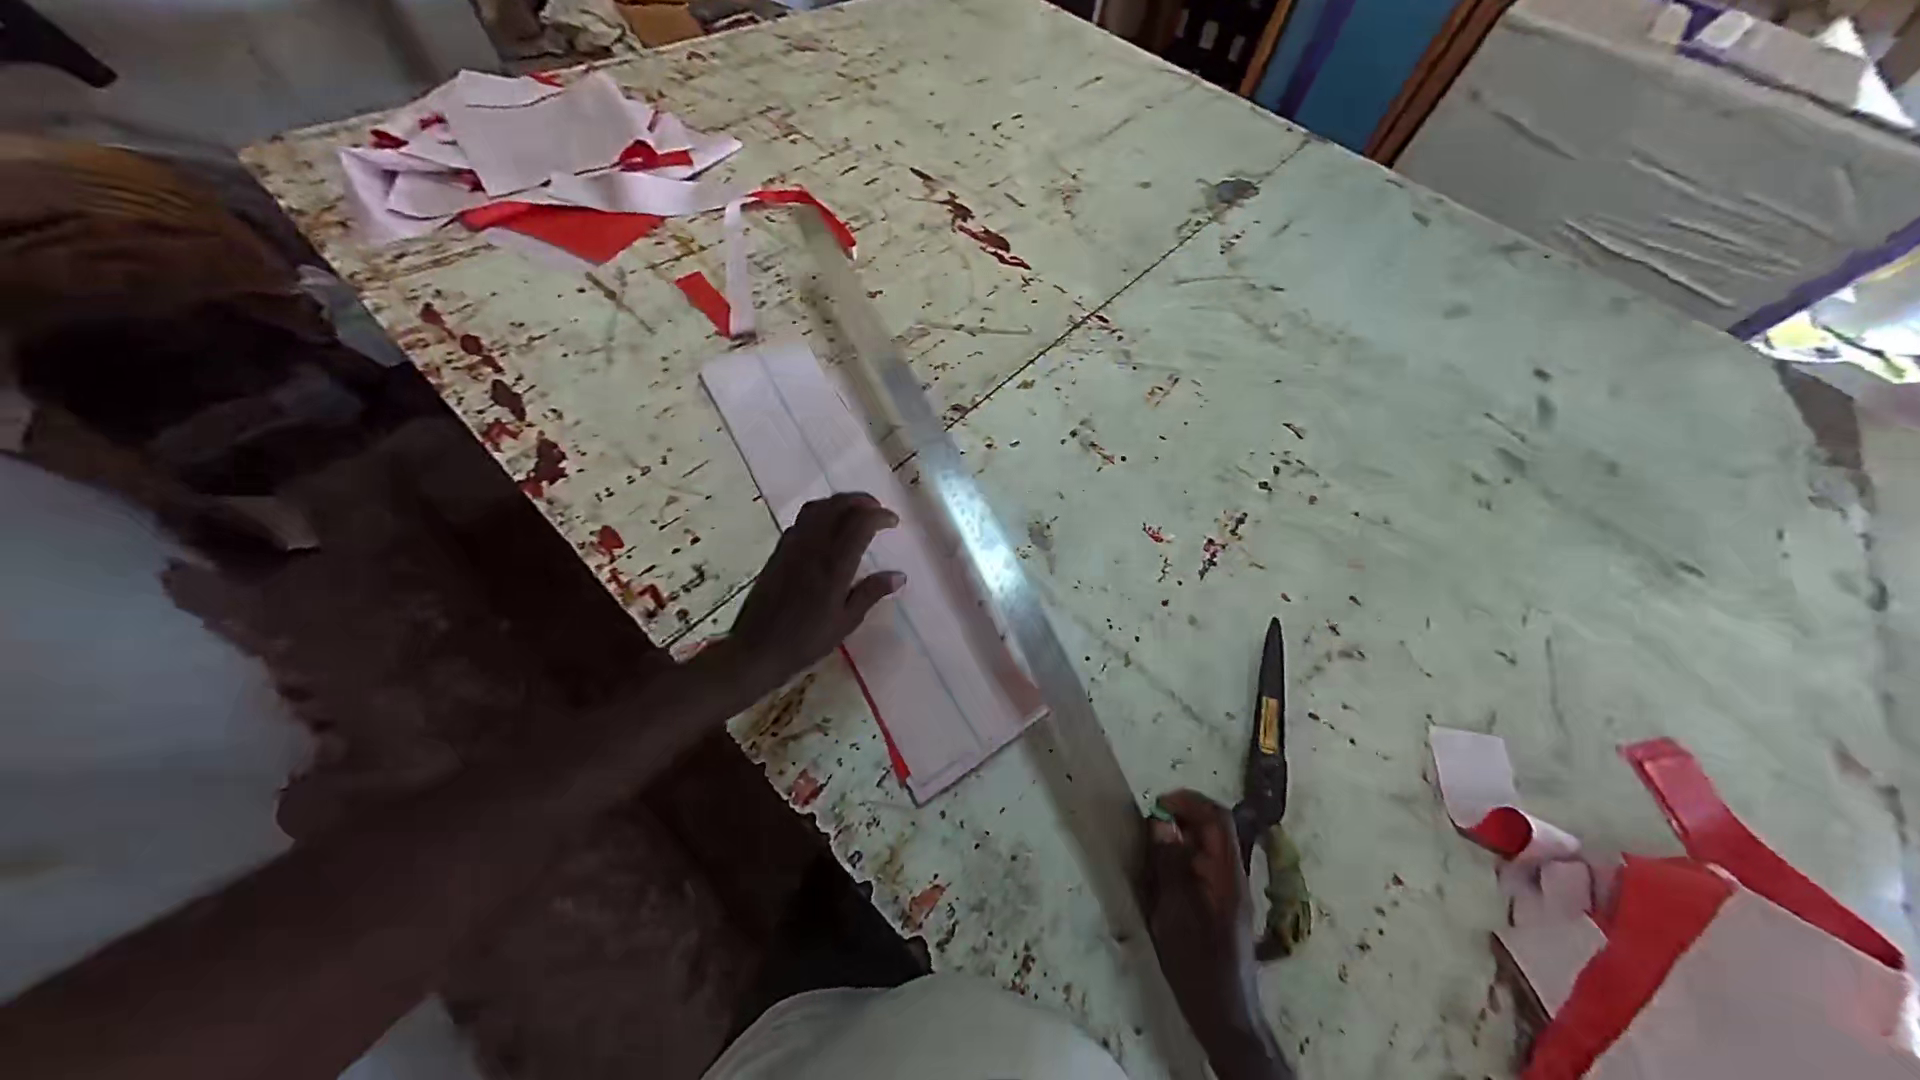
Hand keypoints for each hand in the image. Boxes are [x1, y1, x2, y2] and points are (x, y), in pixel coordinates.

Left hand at [726, 492, 904, 690]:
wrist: (757, 649)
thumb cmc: (807, 640)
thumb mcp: (846, 621)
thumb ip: (871, 593)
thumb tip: (899, 575)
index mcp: (834, 564)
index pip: (860, 523)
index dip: (880, 515)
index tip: (894, 522)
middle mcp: (813, 547)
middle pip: (838, 505)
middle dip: (861, 501)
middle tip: (877, 509)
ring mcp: (792, 546)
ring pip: (817, 508)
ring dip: (839, 503)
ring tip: (854, 512)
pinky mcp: (778, 552)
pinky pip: (801, 521)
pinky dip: (820, 514)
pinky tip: (826, 529)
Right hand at [1145, 791, 1288, 1079]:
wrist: (1226, 1020)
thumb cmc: (1198, 969)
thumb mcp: (1174, 915)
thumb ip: (1169, 866)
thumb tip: (1160, 822)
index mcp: (1227, 876)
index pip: (1218, 819)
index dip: (1189, 802)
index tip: (1157, 803)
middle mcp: (1233, 877)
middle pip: (1213, 829)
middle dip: (1180, 819)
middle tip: (1147, 827)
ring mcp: (1229, 892)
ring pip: (1205, 847)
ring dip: (1178, 840)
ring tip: (1149, 852)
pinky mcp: (1220, 905)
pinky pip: (1201, 867)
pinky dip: (1180, 861)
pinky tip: (1159, 878)